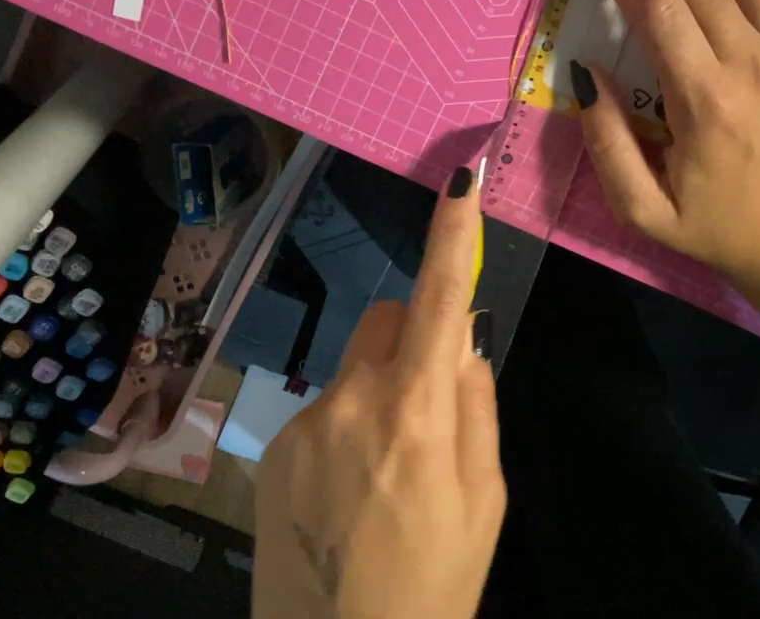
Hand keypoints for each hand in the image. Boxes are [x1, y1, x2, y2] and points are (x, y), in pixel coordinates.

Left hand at [253, 167, 505, 618]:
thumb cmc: (436, 585)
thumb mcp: (487, 501)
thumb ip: (478, 407)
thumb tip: (463, 346)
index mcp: (418, 413)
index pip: (441, 301)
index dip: (451, 237)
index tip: (459, 181)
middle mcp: (353, 400)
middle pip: (390, 319)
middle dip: (416, 338)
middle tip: (429, 402)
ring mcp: (304, 420)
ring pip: (357, 364)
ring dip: (379, 385)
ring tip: (385, 467)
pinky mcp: (273, 444)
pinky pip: (325, 404)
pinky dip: (345, 423)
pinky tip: (345, 490)